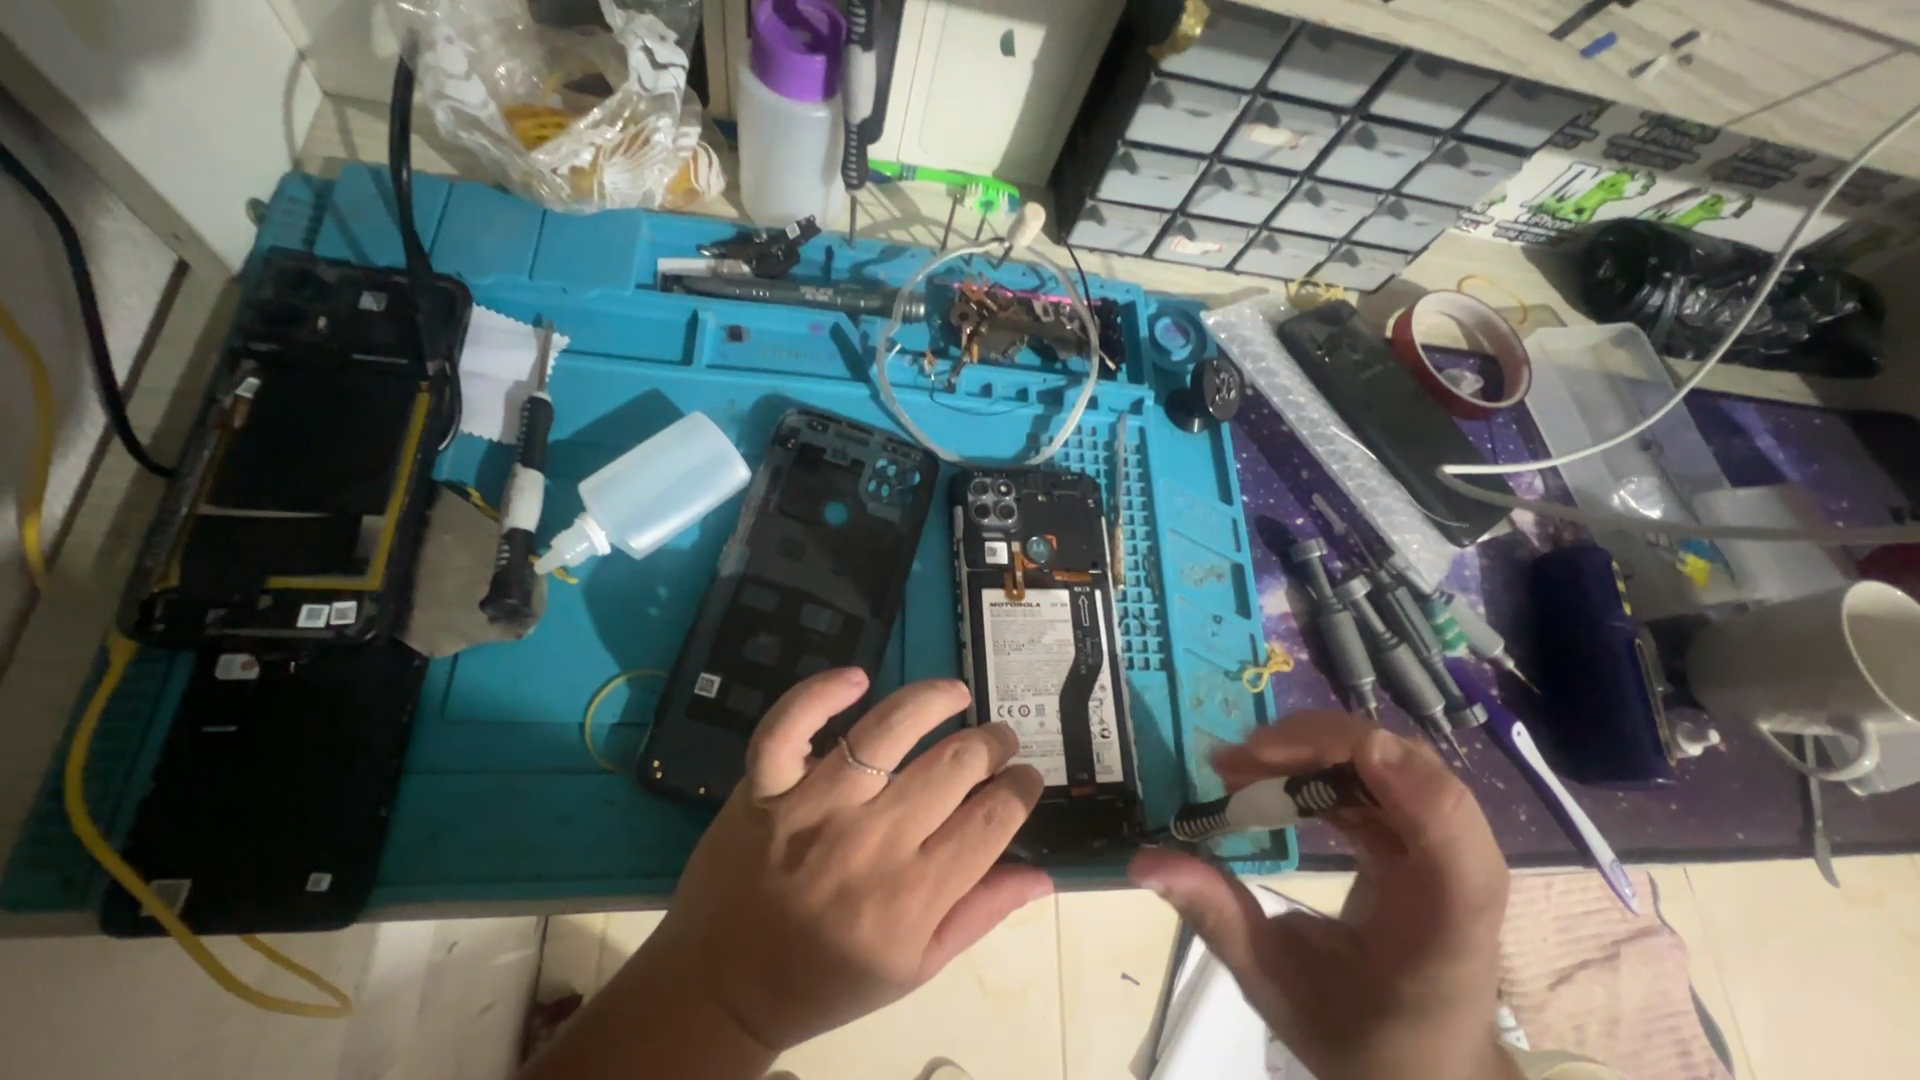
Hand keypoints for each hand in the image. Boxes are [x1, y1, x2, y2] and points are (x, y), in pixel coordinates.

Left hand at [638, 668, 1051, 1051]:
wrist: (719, 989)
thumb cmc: (825, 981)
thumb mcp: (914, 967)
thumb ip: (979, 913)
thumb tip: (1044, 873)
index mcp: (914, 895)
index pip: (993, 818)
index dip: (1022, 787)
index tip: (1025, 777)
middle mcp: (871, 841)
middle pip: (953, 765)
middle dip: (992, 743)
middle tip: (998, 741)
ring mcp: (812, 807)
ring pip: (887, 730)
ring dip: (934, 700)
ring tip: (956, 694)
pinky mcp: (764, 788)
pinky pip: (789, 725)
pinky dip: (820, 692)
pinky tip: (857, 677)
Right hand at [1130, 712, 1514, 1079]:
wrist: (1425, 1072)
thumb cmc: (1364, 1043)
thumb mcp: (1278, 988)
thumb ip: (1217, 918)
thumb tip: (1143, 862)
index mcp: (1447, 908)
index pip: (1438, 808)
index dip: (1362, 760)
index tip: (1266, 758)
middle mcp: (1459, 865)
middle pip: (1406, 765)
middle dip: (1313, 746)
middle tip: (1234, 762)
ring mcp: (1444, 848)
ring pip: (1389, 762)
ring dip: (1311, 753)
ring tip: (1240, 767)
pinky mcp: (1420, 842)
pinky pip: (1377, 782)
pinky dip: (1319, 772)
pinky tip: (1270, 783)